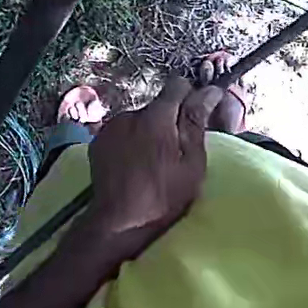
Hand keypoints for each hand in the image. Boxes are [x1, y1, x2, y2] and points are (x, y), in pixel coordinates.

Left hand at [76, 77, 223, 261]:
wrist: (118, 222)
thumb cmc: (163, 197)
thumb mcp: (191, 163)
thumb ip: (197, 123)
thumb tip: (210, 91)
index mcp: (156, 117)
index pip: (177, 85)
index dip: (189, 98)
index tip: (194, 117)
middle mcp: (129, 114)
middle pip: (157, 106)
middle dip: (168, 121)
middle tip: (174, 152)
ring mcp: (110, 127)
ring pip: (138, 120)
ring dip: (147, 132)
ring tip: (151, 162)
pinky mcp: (97, 141)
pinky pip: (121, 132)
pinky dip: (130, 142)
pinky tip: (133, 165)